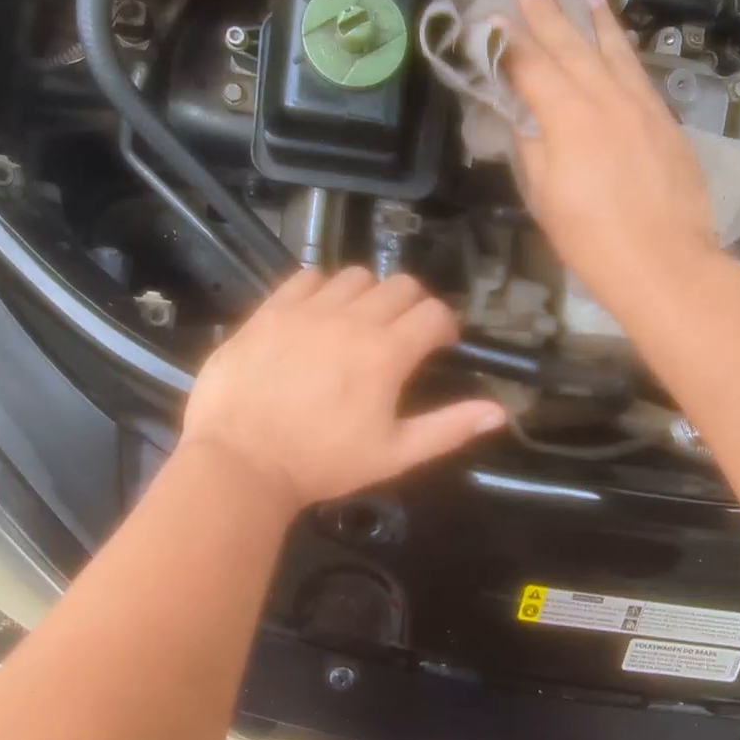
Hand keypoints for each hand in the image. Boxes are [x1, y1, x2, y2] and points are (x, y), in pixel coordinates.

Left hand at [178, 268, 508, 509]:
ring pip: (354, 276)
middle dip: (412, 306)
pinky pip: (305, 277)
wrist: (240, 463)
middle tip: (401, 336)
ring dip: (368, 294)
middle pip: (400, 286)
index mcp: (386, 353)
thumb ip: (449, 428)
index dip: (445, 327)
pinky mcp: (269, 310)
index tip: (439, 347)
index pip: (435, 313)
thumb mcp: (394, 455)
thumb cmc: (322, 463)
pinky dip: (320, 288)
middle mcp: (351, 319)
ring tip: (358, 323)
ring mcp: (306, 310)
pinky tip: (315, 315)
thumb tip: (500, 411)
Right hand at [503, 0, 719, 297]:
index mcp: (568, 117)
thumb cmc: (592, 241)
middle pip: (572, 48)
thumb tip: (522, 117)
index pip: (531, 67)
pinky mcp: (667, 123)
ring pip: (615, 53)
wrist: (664, 263)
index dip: (507, 44)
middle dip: (548, 18)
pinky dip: (626, 53)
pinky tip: (621, 46)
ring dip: (597, 24)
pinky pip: (640, 75)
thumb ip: (531, 148)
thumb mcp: (545, 197)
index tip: (488, 22)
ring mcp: (643, 107)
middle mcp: (607, 99)